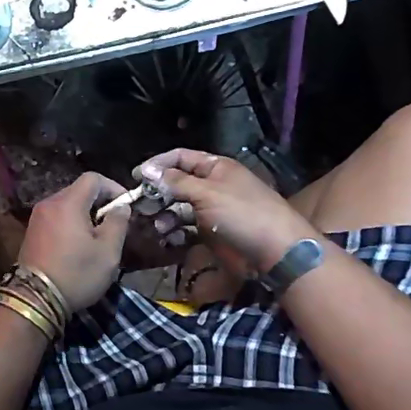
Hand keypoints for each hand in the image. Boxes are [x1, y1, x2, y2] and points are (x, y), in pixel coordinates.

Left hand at [17, 172, 133, 308]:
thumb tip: (121, 207)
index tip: (125, 207)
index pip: (93, 178)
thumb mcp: (108, 251)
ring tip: (96, 237)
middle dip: (99, 202)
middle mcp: (49, 204)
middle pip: (78, 190)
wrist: (35, 299)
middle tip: (113, 224)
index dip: (113, 187)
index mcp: (68, 203)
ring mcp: (36, 218)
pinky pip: (56, 218)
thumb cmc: (76, 274)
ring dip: (84, 214)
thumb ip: (118, 223)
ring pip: (66, 205)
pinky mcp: (31, 232)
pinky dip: (69, 223)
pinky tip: (77, 245)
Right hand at [135, 149, 312, 272]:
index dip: (158, 165)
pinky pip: (184, 228)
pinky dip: (173, 232)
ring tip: (156, 227)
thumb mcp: (207, 193)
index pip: (180, 157)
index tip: (136, 178)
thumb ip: (175, 182)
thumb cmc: (243, 214)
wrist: (274, 251)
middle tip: (140, 207)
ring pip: (177, 208)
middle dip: (156, 194)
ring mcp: (210, 210)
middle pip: (175, 184)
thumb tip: (146, 171)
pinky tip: (166, 238)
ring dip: (163, 215)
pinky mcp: (209, 232)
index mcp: (215, 168)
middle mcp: (211, 186)